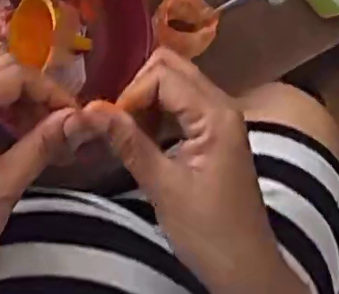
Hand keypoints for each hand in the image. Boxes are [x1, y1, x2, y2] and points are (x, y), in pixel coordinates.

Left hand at [0, 50, 77, 293]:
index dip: (50, 90)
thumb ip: (42, 145)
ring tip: (47, 127)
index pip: (14, 74)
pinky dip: (6, 105)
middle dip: (37, 89)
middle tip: (63, 121)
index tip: (76, 114)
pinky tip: (24, 131)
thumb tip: (78, 118)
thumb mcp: (5, 184)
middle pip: (2, 67)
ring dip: (22, 96)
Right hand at [80, 49, 305, 293]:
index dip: (132, 94)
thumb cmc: (210, 234)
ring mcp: (221, 115)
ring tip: (130, 130)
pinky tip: (146, 135)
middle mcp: (222, 104)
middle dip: (138, 86)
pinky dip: (158, 108)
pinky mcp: (216, 128)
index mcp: (215, 114)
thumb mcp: (164, 188)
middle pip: (170, 65)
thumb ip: (128, 142)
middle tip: (121, 120)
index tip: (114, 125)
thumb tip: (89, 109)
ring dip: (147, 97)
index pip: (162, 75)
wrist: (249, 275)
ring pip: (174, 78)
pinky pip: (181, 98)